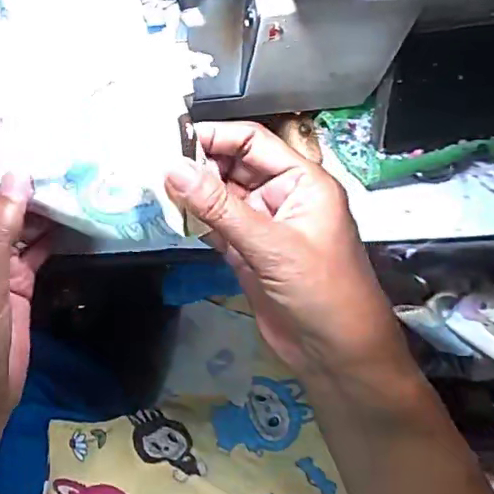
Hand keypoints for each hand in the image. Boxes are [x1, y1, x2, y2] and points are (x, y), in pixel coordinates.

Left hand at [0, 169, 54, 435]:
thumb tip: (16, 174)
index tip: (3, 127)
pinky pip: (37, 245)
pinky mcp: (19, 278)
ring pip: (19, 220)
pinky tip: (79, 213)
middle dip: (18, 174)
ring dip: (42, 202)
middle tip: (55, 143)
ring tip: (75, 169)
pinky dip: (54, 232)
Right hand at [163, 121, 403, 373]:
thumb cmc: (323, 294)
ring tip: (153, 186)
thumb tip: (173, 169)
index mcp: (301, 182)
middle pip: (231, 165)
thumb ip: (220, 207)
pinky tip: (168, 214)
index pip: (252, 142)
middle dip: (196, 164)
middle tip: (153, 164)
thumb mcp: (272, 246)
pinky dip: (192, 219)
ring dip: (190, 192)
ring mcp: (261, 224)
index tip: (171, 139)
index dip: (213, 136)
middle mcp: (280, 196)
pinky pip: (213, 224)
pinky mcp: (245, 251)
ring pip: (218, 196)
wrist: (339, 357)